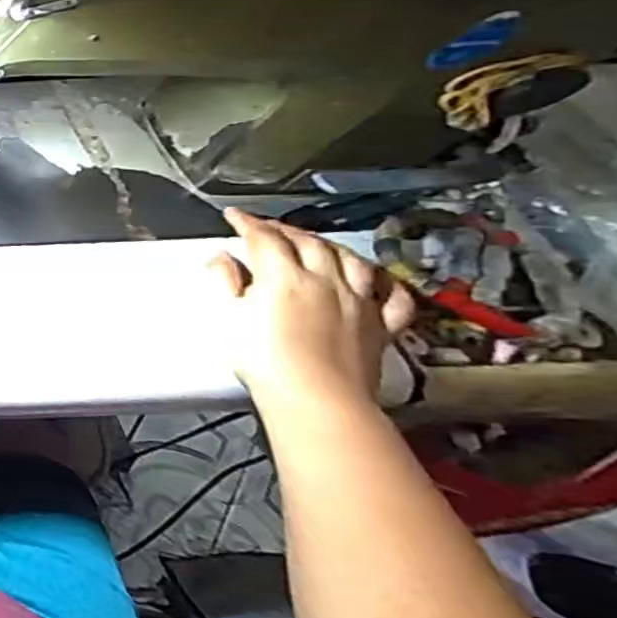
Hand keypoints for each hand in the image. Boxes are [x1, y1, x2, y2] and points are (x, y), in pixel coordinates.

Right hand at [207, 208, 415, 412]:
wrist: (317, 401)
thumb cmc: (266, 362)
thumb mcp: (230, 318)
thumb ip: (226, 283)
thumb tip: (222, 259)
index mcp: (285, 277)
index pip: (264, 238)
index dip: (247, 223)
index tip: (235, 216)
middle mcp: (326, 281)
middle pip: (308, 242)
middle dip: (285, 230)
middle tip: (268, 228)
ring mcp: (359, 302)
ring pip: (351, 260)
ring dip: (330, 246)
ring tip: (316, 244)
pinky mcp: (381, 327)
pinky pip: (393, 297)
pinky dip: (385, 282)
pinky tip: (377, 279)